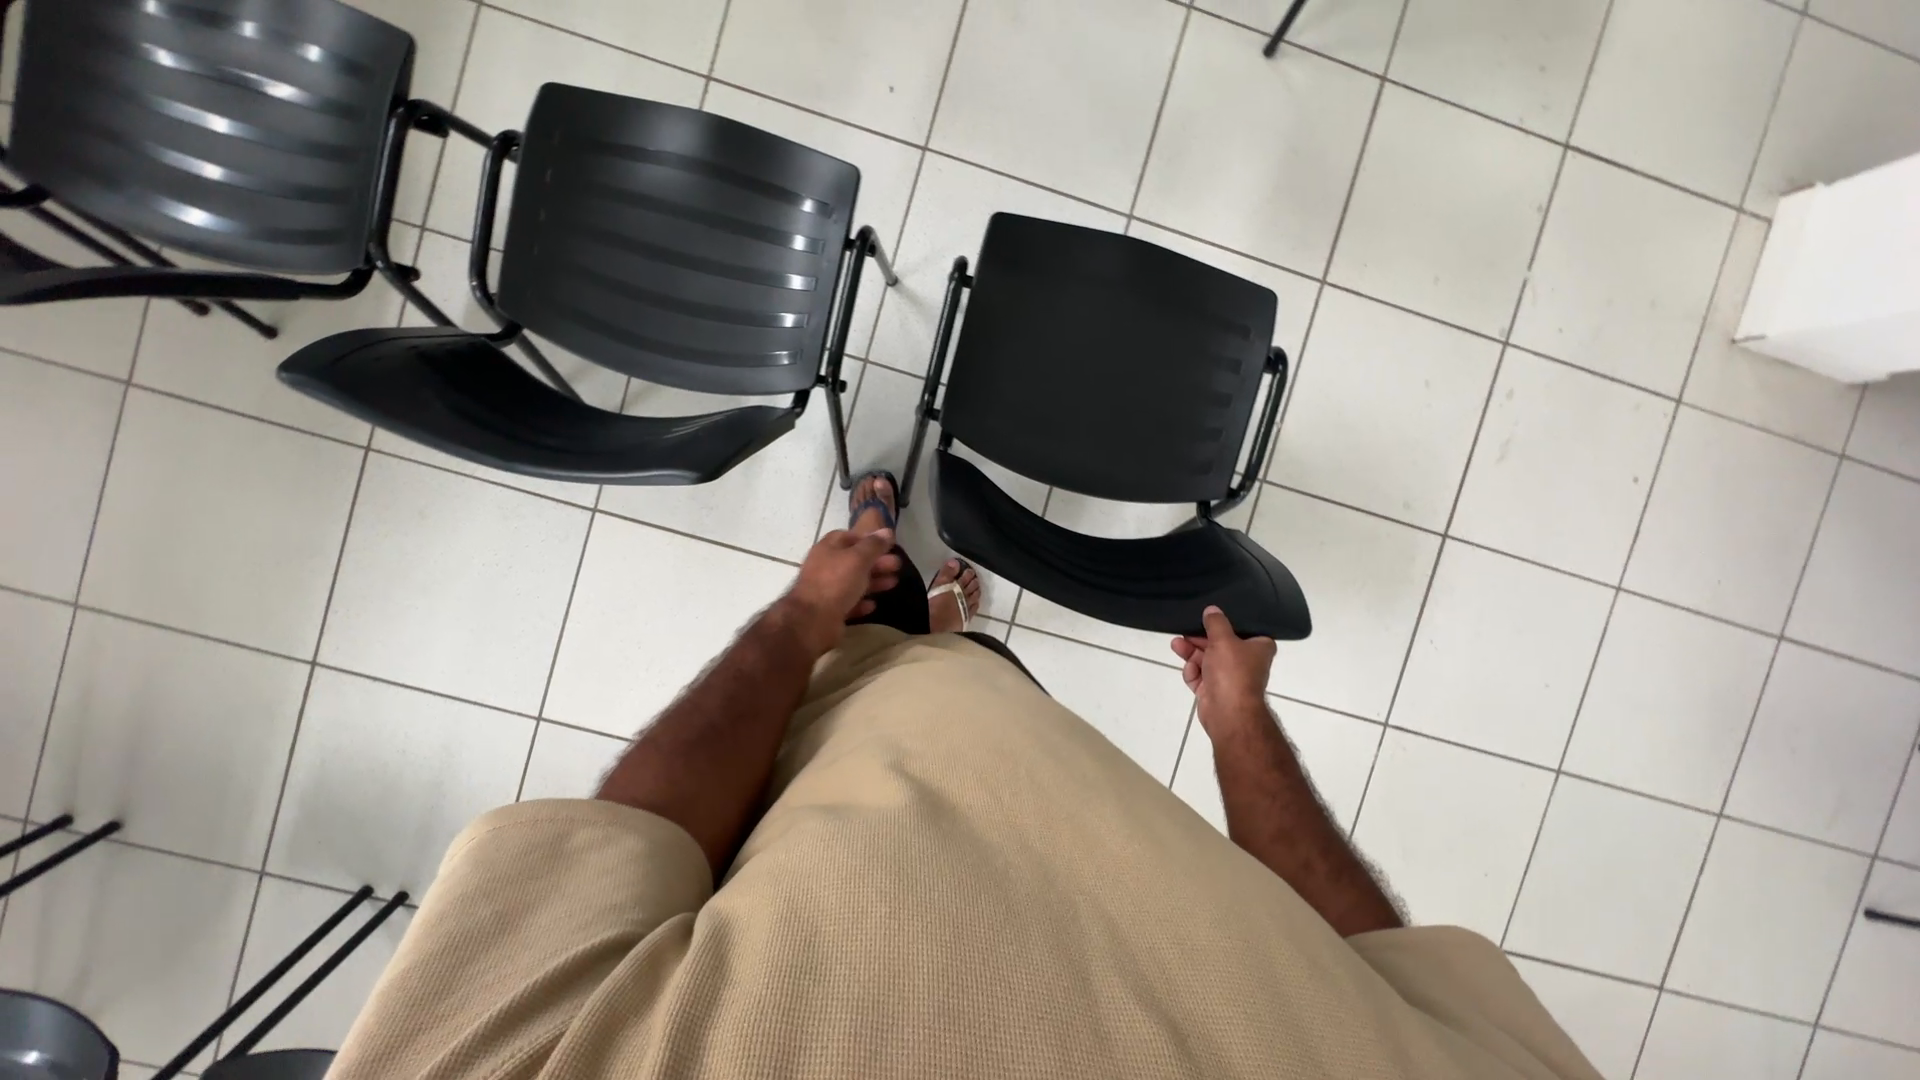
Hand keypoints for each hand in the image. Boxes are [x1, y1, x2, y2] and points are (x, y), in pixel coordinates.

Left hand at [778, 528, 901, 654]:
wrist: (813, 620)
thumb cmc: (836, 582)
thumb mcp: (858, 558)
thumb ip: (874, 545)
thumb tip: (887, 531)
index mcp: (828, 548)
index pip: (848, 536)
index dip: (867, 539)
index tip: (886, 545)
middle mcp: (825, 566)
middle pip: (854, 560)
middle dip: (876, 562)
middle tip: (896, 565)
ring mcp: (826, 589)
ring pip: (853, 582)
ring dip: (873, 581)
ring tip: (893, 583)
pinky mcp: (829, 610)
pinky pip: (848, 603)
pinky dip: (861, 602)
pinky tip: (873, 605)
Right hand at [1171, 606, 1276, 739]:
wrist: (1228, 712)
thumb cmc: (1233, 672)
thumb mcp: (1224, 639)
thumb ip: (1216, 622)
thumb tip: (1212, 610)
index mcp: (1258, 648)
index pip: (1242, 629)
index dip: (1225, 623)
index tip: (1209, 617)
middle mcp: (1245, 662)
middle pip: (1219, 644)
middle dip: (1199, 639)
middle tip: (1185, 631)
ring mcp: (1228, 678)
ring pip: (1206, 659)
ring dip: (1191, 652)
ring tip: (1176, 644)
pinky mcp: (1213, 690)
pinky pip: (1200, 676)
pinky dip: (1193, 672)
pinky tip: (1189, 670)